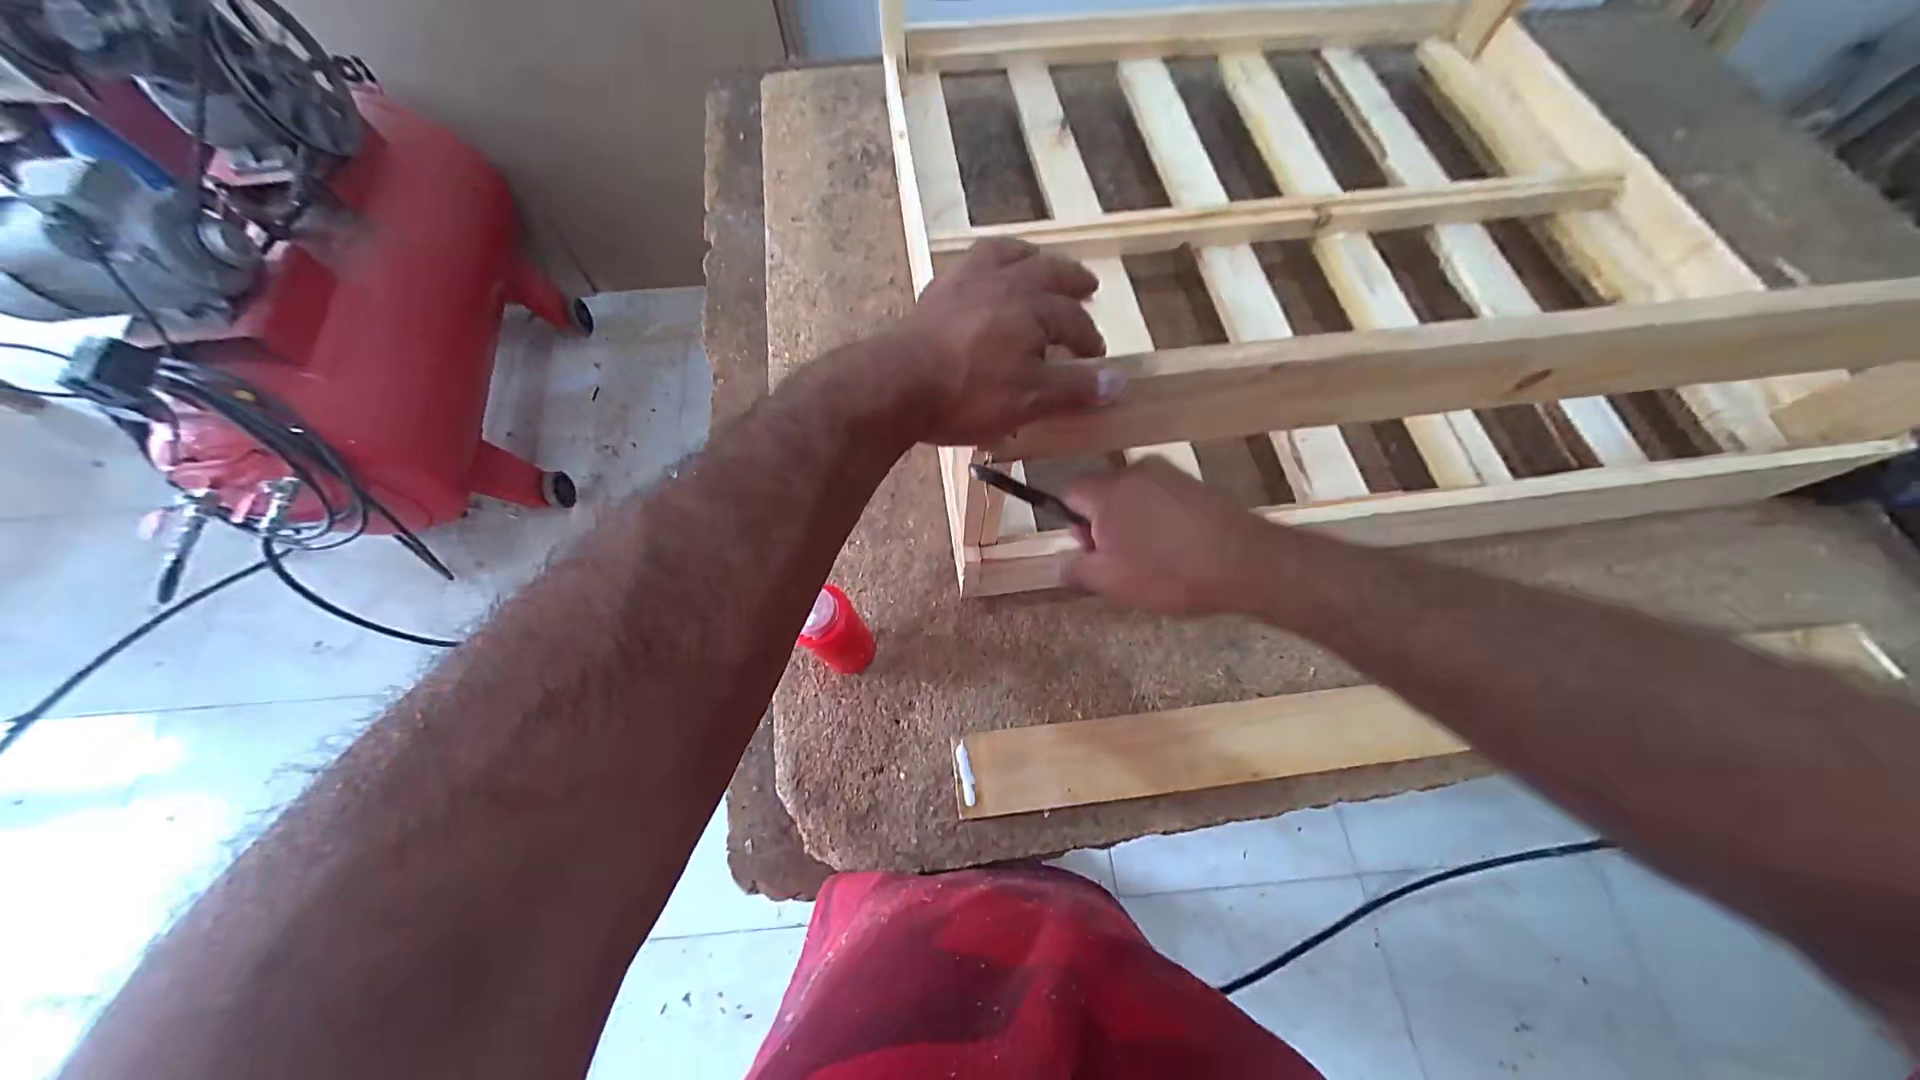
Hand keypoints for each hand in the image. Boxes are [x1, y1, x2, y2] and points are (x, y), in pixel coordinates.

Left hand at [881, 238, 1123, 445]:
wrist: (897, 384)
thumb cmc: (968, 394)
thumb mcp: (1029, 400)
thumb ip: (1074, 389)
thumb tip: (1121, 382)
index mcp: (1032, 309)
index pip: (1072, 320)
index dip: (1088, 338)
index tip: (1095, 356)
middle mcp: (1003, 284)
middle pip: (1047, 273)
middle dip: (1071, 281)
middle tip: (1087, 286)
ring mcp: (966, 282)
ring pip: (1005, 255)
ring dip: (1029, 257)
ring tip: (1038, 261)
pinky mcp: (935, 292)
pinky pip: (968, 264)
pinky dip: (986, 263)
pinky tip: (982, 275)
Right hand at [1061, 460, 1277, 616]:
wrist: (1248, 564)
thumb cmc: (1170, 573)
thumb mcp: (1110, 582)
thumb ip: (1074, 569)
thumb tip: (1060, 563)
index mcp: (1109, 490)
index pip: (1068, 492)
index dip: (1072, 524)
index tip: (1091, 552)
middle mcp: (1137, 471)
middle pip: (1101, 494)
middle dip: (1102, 526)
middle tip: (1121, 562)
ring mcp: (1170, 475)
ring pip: (1132, 498)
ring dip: (1131, 526)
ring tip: (1152, 561)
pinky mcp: (1196, 485)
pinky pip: (1160, 500)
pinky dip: (1158, 522)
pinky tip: (1175, 550)